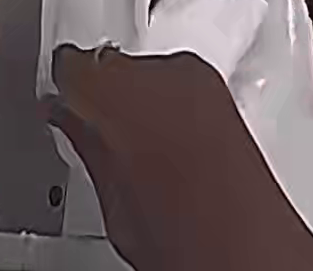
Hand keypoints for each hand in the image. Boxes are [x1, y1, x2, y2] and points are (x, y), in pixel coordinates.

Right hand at [50, 47, 312, 270]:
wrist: (250, 251)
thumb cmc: (186, 239)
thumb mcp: (111, 201)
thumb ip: (83, 142)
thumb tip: (65, 116)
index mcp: (114, 95)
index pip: (72, 61)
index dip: (64, 82)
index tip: (61, 97)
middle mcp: (153, 70)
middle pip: (106, 61)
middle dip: (98, 88)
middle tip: (98, 131)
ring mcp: (188, 71)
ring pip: (140, 65)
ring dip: (134, 91)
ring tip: (142, 143)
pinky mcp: (212, 80)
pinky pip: (171, 73)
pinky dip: (164, 93)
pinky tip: (169, 135)